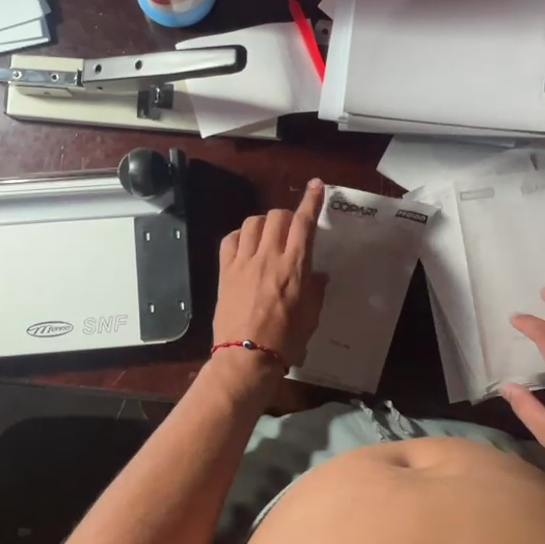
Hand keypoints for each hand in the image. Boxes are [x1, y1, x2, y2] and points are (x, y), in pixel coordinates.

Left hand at [213, 179, 328, 366]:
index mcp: (295, 266)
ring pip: (252, 223)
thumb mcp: (311, 315)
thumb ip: (315, 289)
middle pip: (277, 217)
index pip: (304, 222)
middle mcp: (269, 256)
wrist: (247, 357)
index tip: (316, 186)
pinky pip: (230, 240)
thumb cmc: (286, 340)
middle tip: (291, 230)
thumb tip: (319, 274)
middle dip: (287, 216)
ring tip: (268, 236)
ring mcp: (244, 262)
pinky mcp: (225, 271)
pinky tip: (245, 246)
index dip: (311, 201)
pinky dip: (239, 236)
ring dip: (263, 224)